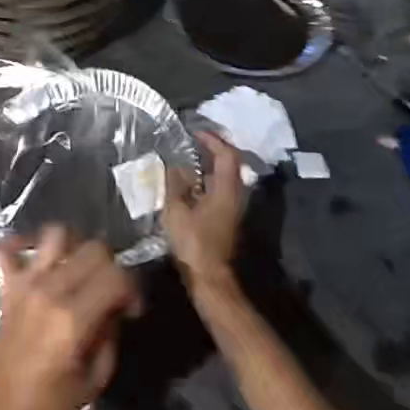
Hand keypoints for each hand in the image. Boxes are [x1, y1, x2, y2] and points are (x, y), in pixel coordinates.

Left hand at [0, 227, 138, 409]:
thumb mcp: (95, 379)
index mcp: (74, 318)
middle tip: (110, 292)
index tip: (132, 311)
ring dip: (75, 246)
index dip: (133, 290)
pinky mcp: (7, 286)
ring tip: (80, 269)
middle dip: (111, 267)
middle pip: (93, 249)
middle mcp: (50, 290)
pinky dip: (22, 245)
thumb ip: (110, 336)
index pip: (117, 276)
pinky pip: (8, 248)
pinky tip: (37, 257)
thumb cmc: (48, 404)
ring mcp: (26, 284)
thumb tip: (114, 309)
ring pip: (57, 235)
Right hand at [162, 131, 245, 290]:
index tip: (195, 132)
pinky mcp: (226, 217)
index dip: (212, 140)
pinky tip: (188, 183)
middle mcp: (235, 195)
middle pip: (230, 163)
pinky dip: (207, 179)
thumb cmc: (193, 244)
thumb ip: (175, 184)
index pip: (226, 154)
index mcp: (226, 189)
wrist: (209, 278)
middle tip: (193, 142)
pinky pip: (220, 189)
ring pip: (225, 177)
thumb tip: (174, 165)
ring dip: (209, 165)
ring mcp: (233, 207)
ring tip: (186, 159)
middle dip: (213, 149)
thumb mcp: (176, 211)